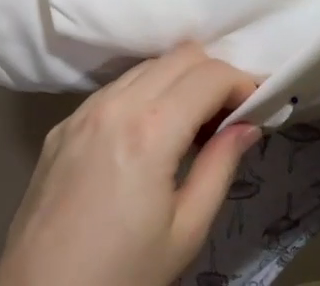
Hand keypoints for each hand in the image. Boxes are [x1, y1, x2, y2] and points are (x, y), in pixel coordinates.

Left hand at [0, 45, 261, 285]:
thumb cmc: (122, 274)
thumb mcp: (186, 231)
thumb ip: (220, 167)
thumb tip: (248, 124)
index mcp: (151, 129)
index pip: (211, 74)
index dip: (243, 83)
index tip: (257, 107)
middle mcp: (115, 104)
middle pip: (180, 56)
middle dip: (214, 75)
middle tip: (228, 116)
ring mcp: (82, 112)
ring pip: (146, 66)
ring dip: (178, 80)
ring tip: (191, 124)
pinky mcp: (62, 127)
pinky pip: (114, 89)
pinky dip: (143, 93)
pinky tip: (148, 134)